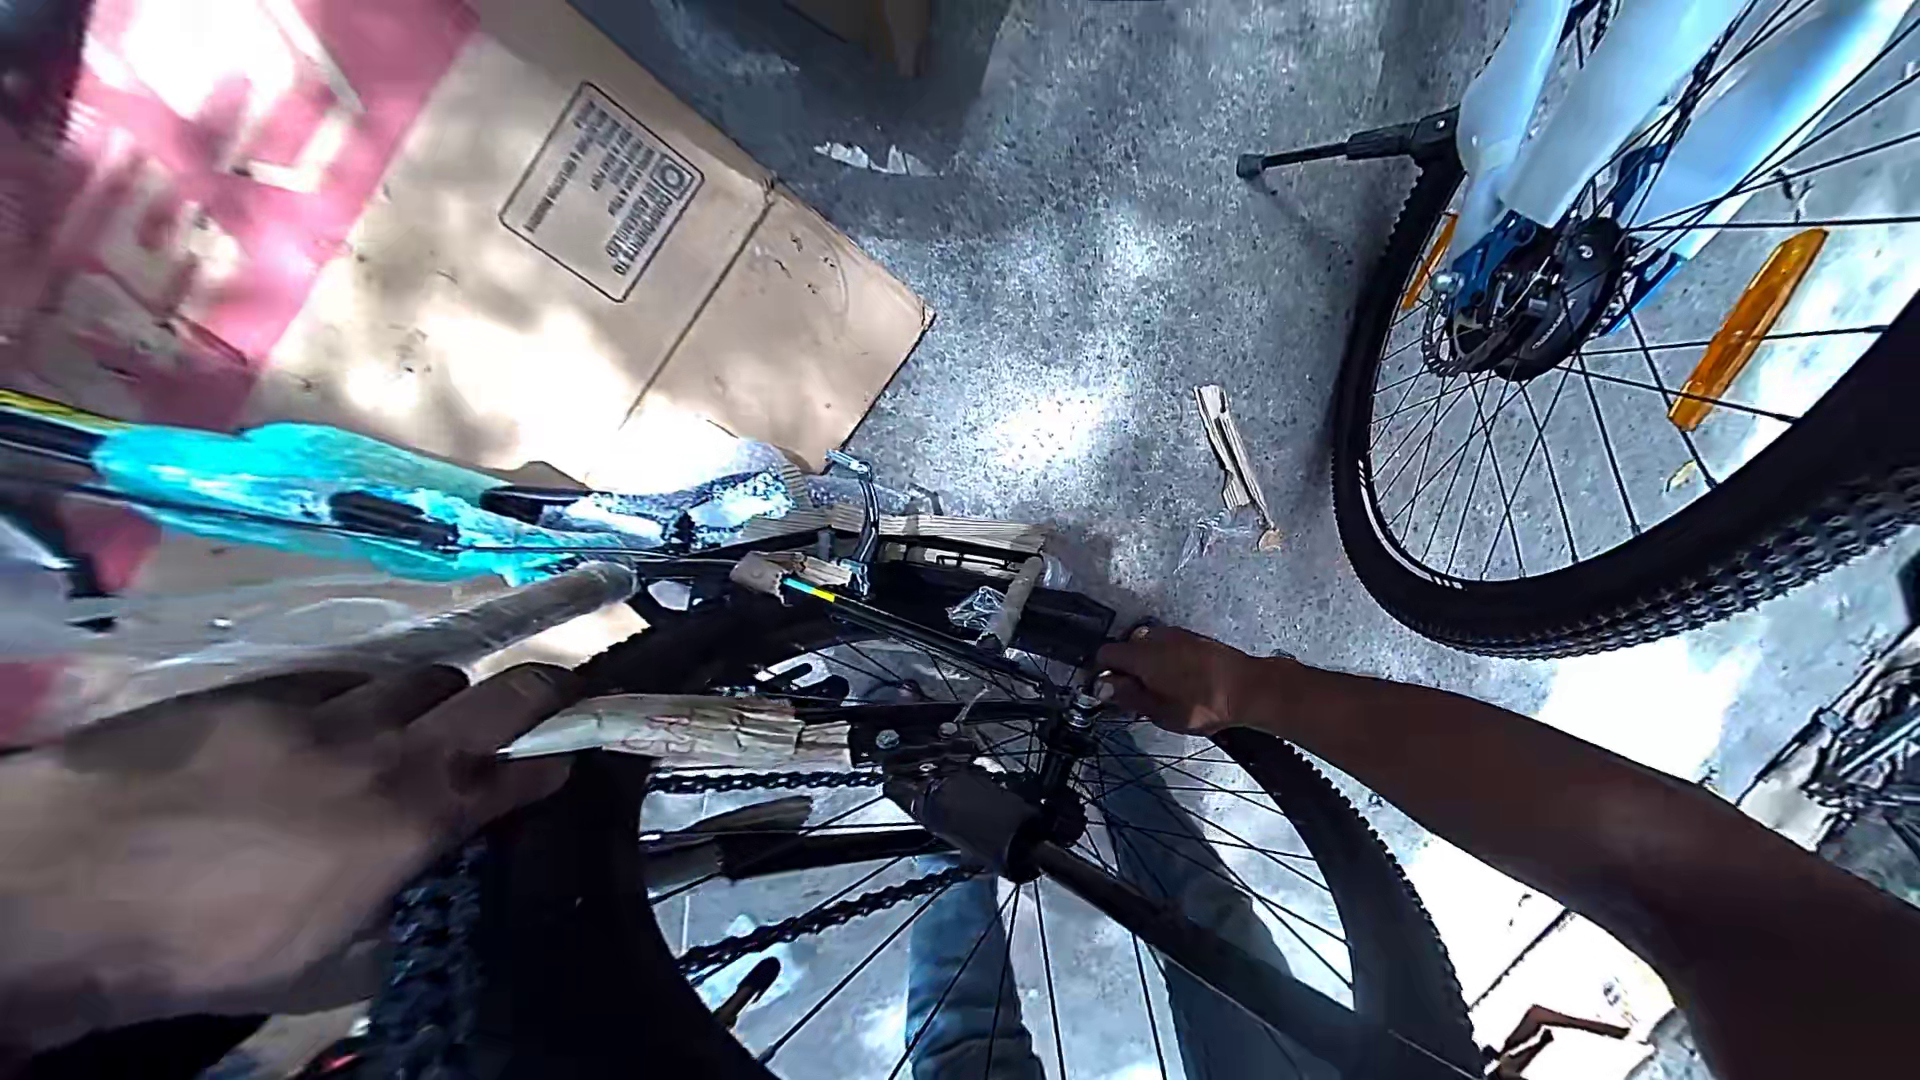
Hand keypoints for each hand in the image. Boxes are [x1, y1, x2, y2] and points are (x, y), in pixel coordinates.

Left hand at [0, 663, 574, 1051]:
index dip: (556, 765)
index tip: (559, 767)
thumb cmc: (189, 947)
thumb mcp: (317, 961)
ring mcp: (339, 712)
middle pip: (516, 690)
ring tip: (410, 723)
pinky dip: (354, 697)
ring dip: (439, 699)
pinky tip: (324, 724)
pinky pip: (346, 677)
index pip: (530, 771)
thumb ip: (407, 903)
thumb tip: (452, 874)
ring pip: (434, 677)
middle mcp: (401, 752)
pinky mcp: (274, 690)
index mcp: (421, 818)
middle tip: (551, 699)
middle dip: (550, 692)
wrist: (27, 901)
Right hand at [1094, 626, 1274, 735]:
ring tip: (1156, 689)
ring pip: (1147, 646)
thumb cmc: (1201, 704)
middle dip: (1123, 669)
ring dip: (1144, 664)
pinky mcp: (1193, 638)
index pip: (1104, 654)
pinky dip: (1163, 660)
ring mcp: (1175, 634)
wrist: (1249, 689)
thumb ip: (1127, 695)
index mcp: (1140, 655)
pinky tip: (1176, 679)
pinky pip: (1166, 646)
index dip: (1099, 672)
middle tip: (1132, 696)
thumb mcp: (1159, 710)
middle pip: (1125, 648)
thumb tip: (1101, 685)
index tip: (1104, 690)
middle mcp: (1154, 637)